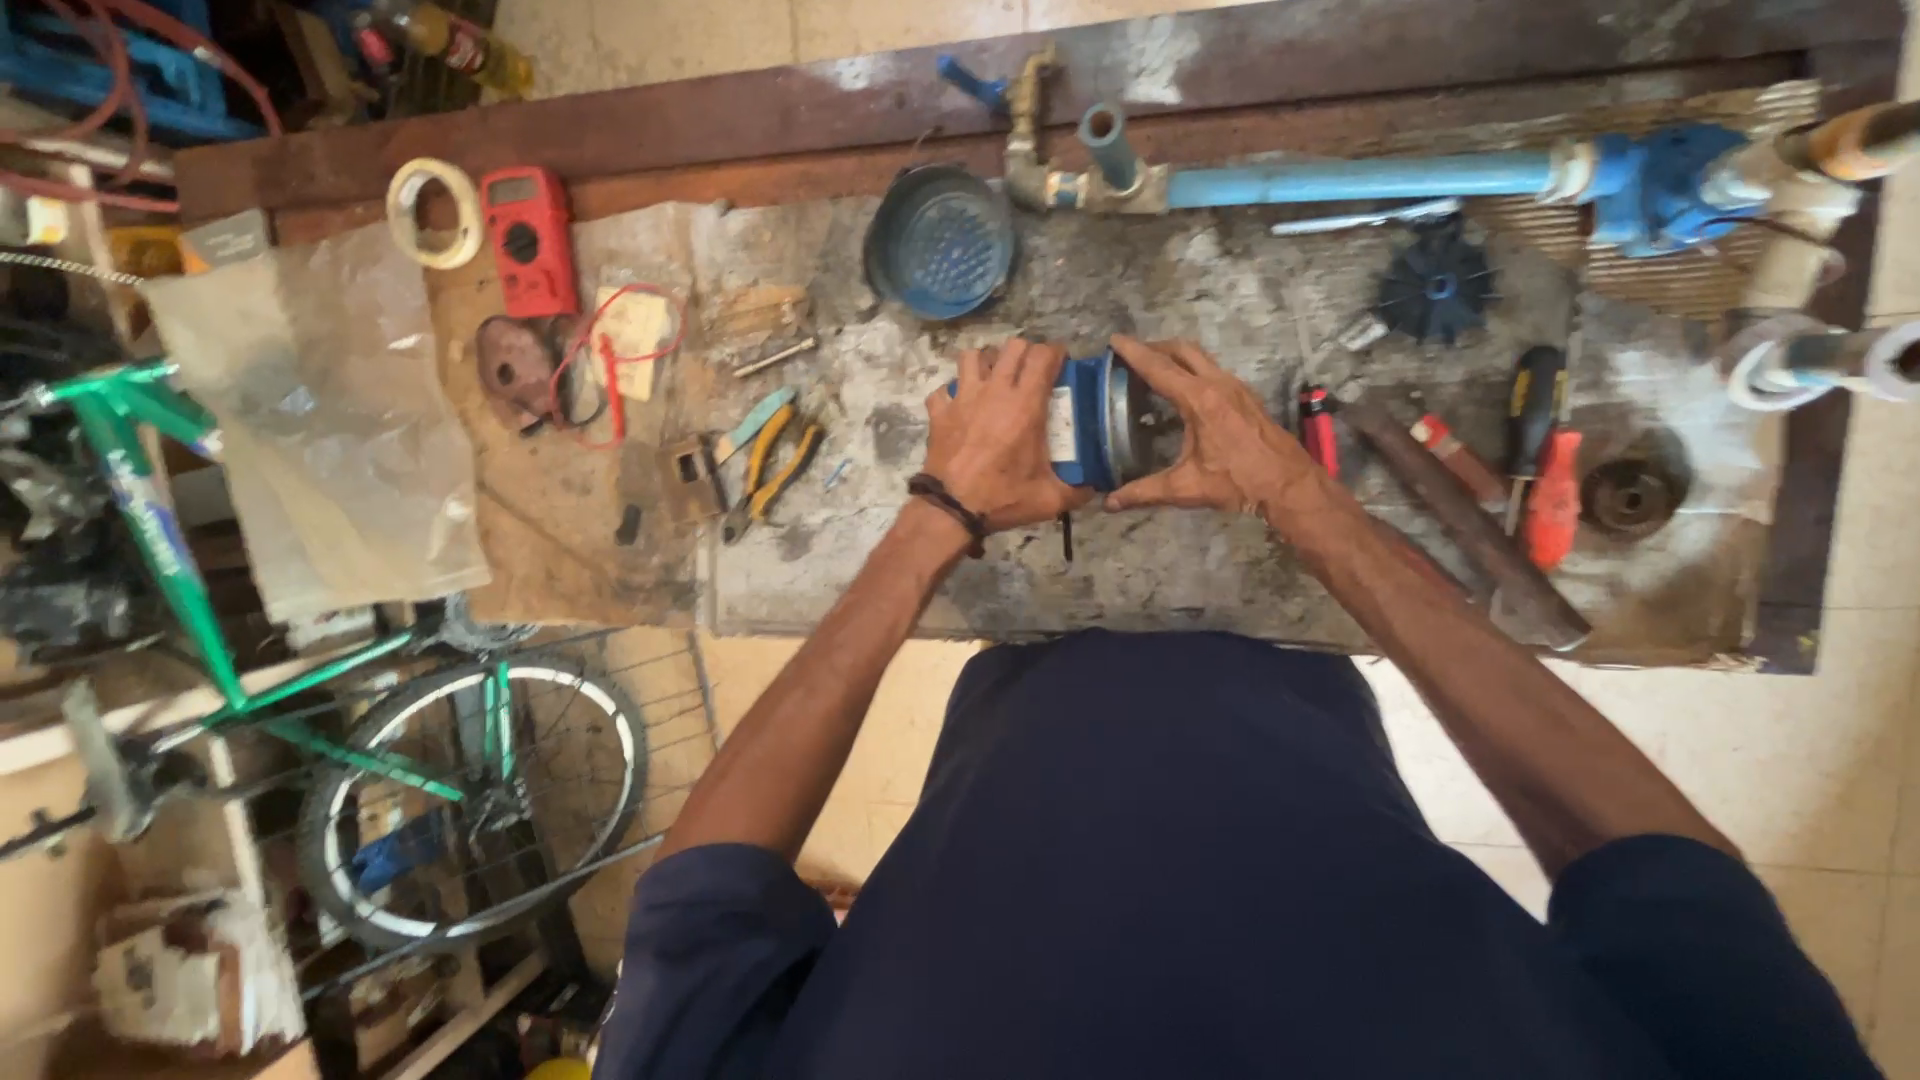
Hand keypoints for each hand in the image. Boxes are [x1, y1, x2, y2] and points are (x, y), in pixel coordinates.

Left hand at [923, 338, 1093, 530]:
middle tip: (1032, 370)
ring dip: (986, 362)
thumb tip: (1094, 488)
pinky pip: (944, 389)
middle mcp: (994, 391)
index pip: (1043, 356)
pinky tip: (960, 405)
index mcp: (1025, 404)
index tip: (1062, 363)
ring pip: (972, 356)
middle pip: (1012, 347)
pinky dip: (952, 393)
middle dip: (1026, 352)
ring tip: (994, 377)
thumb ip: (1078, 491)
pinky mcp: (940, 411)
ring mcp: (962, 397)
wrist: (952, 508)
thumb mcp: (1049, 499)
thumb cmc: (1002, 497)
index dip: (1055, 353)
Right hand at [1104, 336, 1317, 515]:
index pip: (1159, 368)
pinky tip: (1183, 389)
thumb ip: (1144, 492)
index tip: (1114, 340)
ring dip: (1175, 355)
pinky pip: (1212, 370)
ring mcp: (1235, 387)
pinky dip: (1191, 369)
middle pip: (1182, 350)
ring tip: (1153, 367)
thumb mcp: (1186, 488)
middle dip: (1154, 346)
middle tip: (1131, 353)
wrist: (1288, 483)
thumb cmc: (1237, 482)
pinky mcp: (1246, 396)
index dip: (1134, 352)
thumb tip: (1109, 503)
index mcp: (1199, 400)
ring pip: (1200, 357)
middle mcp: (1218, 384)